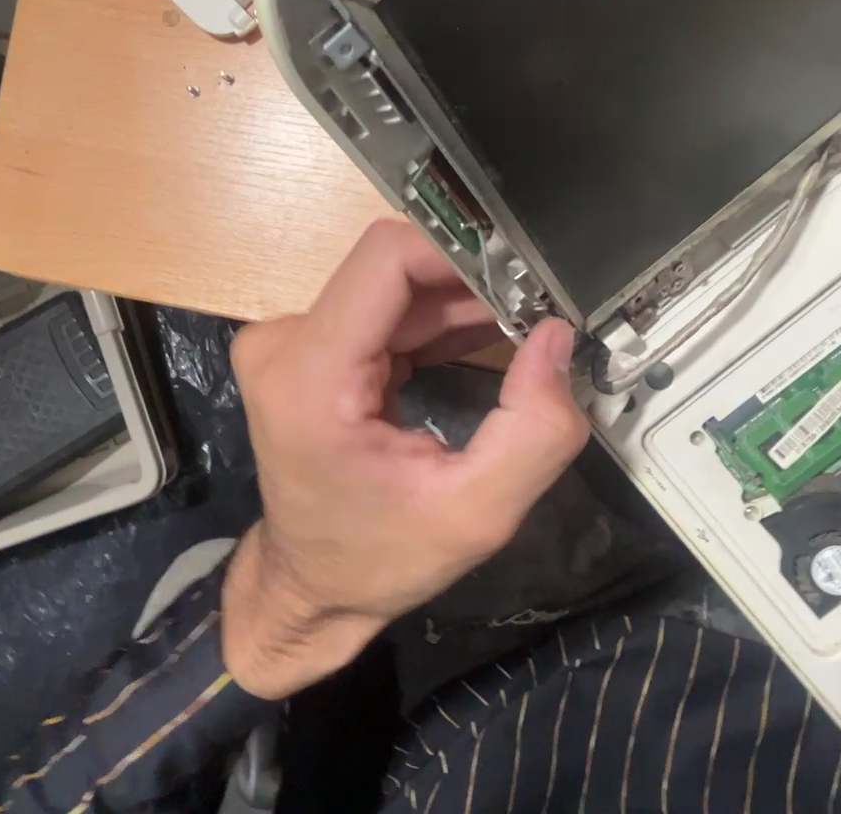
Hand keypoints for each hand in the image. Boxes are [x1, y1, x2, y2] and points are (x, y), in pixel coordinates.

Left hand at [220, 220, 588, 698]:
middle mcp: (285, 344)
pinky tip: (488, 334)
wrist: (311, 587)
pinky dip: (438, 321)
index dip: (460, 253)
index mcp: (310, 378)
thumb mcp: (475, 516)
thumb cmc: (378, 560)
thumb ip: (532, 431)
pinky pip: (385, 312)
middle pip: (394, 273)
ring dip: (461, 302)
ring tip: (525, 323)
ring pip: (395, 289)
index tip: (523, 277)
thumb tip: (555, 335)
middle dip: (473, 284)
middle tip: (539, 309)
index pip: (386, 260)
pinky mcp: (308, 349)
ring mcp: (290, 342)